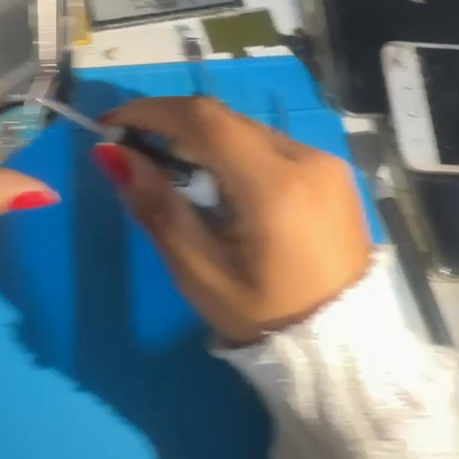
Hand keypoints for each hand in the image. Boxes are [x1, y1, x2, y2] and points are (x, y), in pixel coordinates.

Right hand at [94, 96, 371, 344]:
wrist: (345, 347)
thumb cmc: (265, 316)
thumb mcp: (200, 273)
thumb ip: (158, 208)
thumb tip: (113, 155)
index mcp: (275, 188)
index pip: (205, 121)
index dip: (152, 112)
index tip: (113, 124)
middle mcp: (307, 159)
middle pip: (225, 120)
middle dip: (173, 128)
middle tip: (137, 156)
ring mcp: (326, 162)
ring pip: (245, 129)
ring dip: (203, 142)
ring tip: (181, 181)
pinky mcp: (332, 170)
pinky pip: (269, 145)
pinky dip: (233, 154)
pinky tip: (222, 191)